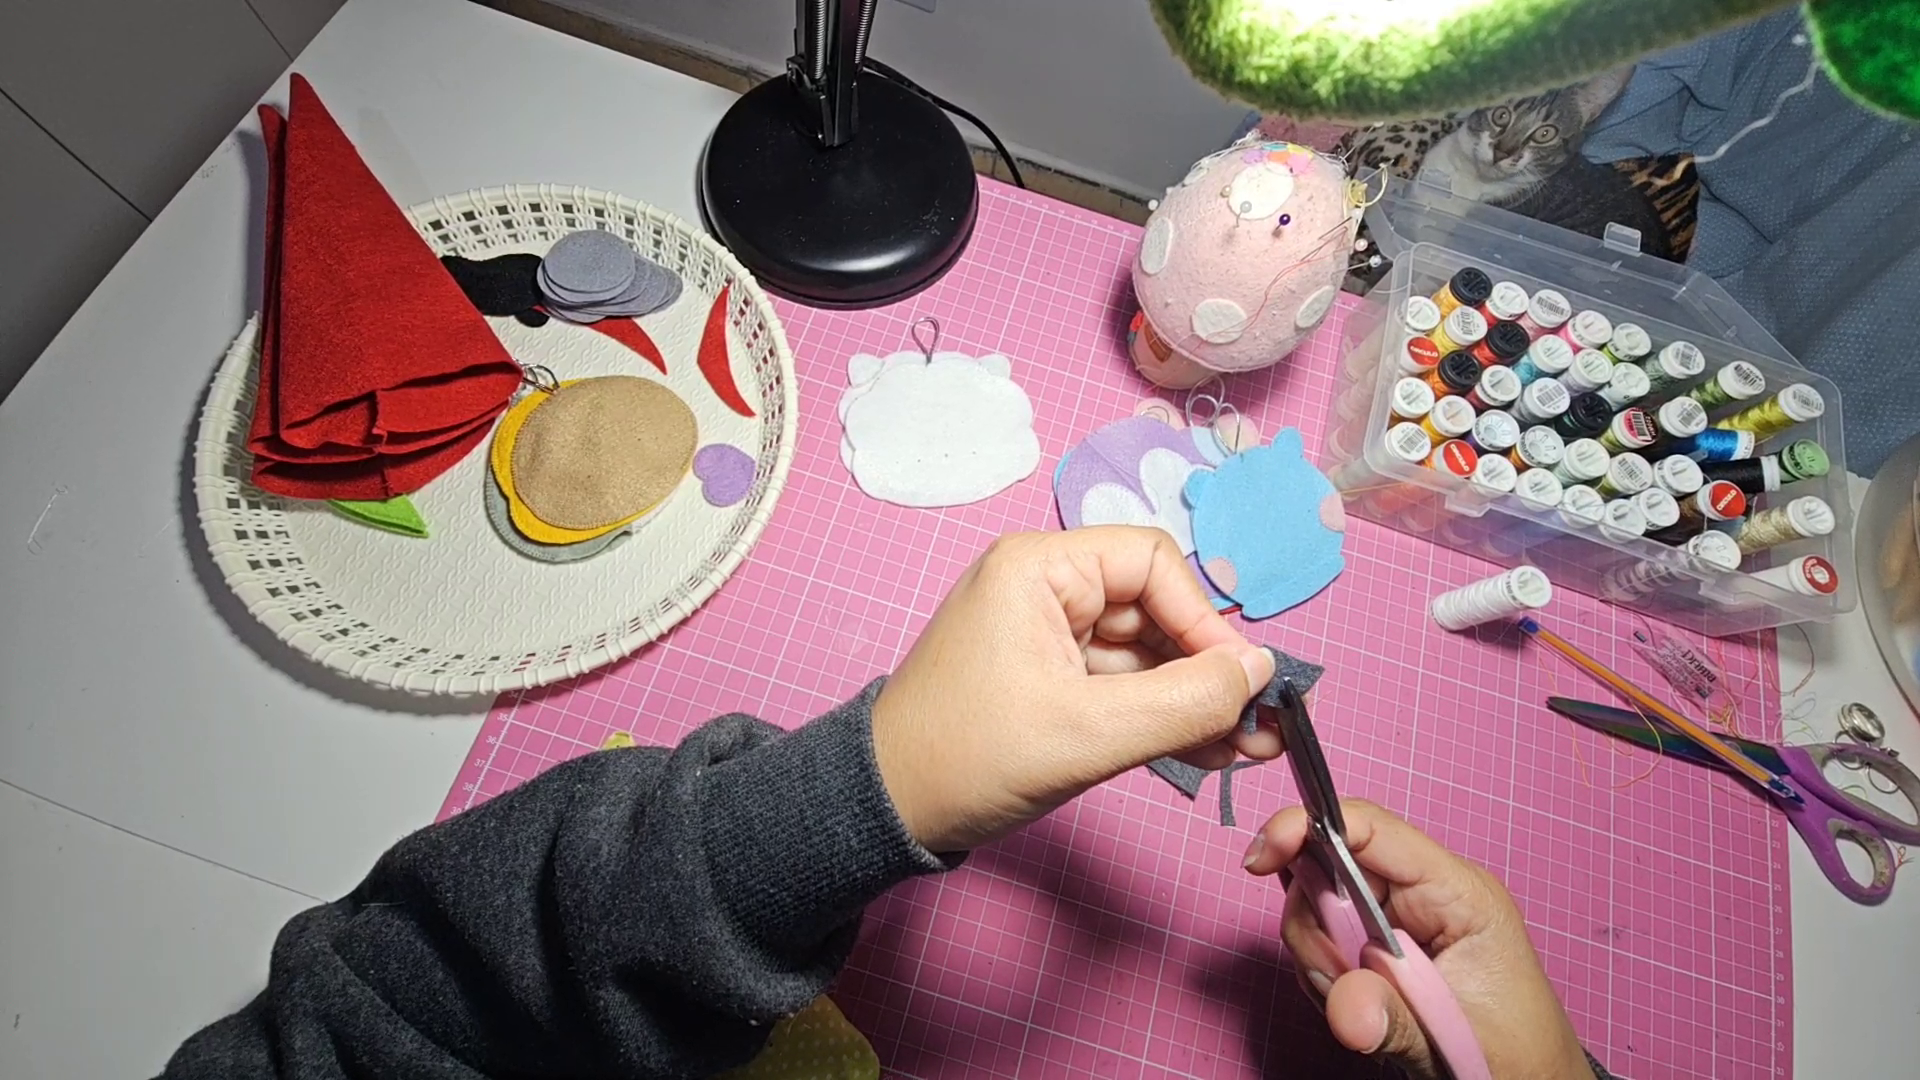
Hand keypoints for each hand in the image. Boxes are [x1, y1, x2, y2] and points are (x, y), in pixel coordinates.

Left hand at [872, 527, 1276, 851]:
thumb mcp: (1088, 731)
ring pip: (1143, 652)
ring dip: (1192, 699)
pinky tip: (1207, 750)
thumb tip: (1259, 669)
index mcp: (1040, 568)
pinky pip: (1120, 683)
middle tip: (1256, 726)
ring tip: (1244, 749)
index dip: (1203, 618)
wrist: (892, 806)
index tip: (1239, 681)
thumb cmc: (973, 754)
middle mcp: (1046, 586)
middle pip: (1152, 609)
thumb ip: (1185, 700)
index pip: (1150, 562)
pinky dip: (1159, 714)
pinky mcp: (1051, 675)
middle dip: (1205, 669)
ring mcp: (1049, 633)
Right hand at [1243, 800, 1591, 1079]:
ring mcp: (1394, 907)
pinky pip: (1319, 926)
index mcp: (1455, 890)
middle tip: (1331, 975)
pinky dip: (1317, 963)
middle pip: (1327, 861)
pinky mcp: (1376, 931)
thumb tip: (1343, 1006)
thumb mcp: (1464, 1045)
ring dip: (1314, 949)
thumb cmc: (1521, 1065)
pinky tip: (1348, 995)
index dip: (1305, 827)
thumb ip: (1397, 1020)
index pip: (1367, 827)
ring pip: (1314, 896)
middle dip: (1313, 919)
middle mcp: (1420, 886)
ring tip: (1351, 998)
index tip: (1261, 859)